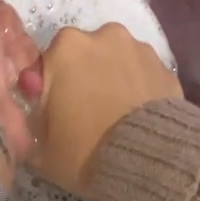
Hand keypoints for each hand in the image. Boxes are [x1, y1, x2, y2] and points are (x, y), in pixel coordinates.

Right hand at [29, 23, 182, 194]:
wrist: (145, 164)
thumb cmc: (85, 155)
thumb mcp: (42, 153)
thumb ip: (34, 130)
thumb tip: (38, 126)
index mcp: (64, 49)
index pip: (47, 67)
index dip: (49, 95)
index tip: (55, 120)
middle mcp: (102, 36)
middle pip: (85, 60)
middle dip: (84, 84)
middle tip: (87, 123)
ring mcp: (138, 49)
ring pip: (116, 66)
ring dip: (113, 86)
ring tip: (116, 124)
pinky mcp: (165, 68)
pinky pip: (143, 79)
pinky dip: (138, 95)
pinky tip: (137, 124)